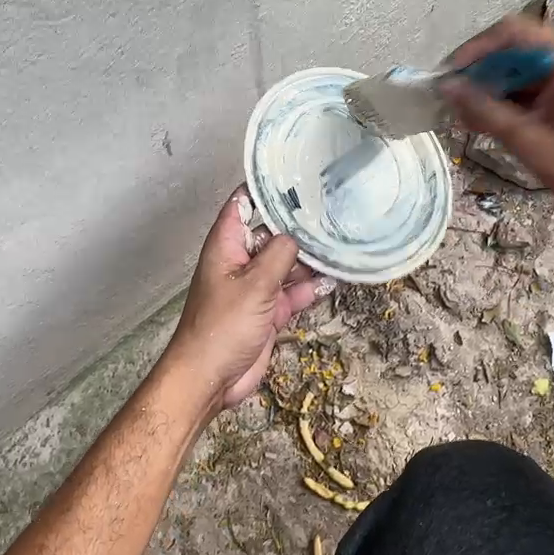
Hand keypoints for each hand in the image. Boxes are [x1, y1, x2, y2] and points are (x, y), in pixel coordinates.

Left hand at [160, 187, 334, 414]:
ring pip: (287, 264)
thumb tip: (297, 235)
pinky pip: (293, 292)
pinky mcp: (268, 311)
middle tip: (332, 210)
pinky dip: (310, 287)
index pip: (242, 204)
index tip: (294, 175)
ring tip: (341, 244)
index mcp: (226, 245)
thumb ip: (279, 255)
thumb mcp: (254, 284)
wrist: (212, 379)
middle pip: (272, 234)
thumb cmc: (221, 327)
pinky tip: (334, 278)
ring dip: (310, 259)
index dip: (265, 189)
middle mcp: (240, 261)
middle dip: (298, 226)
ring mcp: (255, 287)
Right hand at [440, 16, 553, 264]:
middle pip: (528, 49)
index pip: (513, 31)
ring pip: (545, 67)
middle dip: (491, 75)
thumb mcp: (530, 143)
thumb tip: (448, 88)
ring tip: (485, 122)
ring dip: (512, 89)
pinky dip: (537, 96)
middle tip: (464, 107)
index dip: (475, 50)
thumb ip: (484, 110)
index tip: (451, 77)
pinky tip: (519, 124)